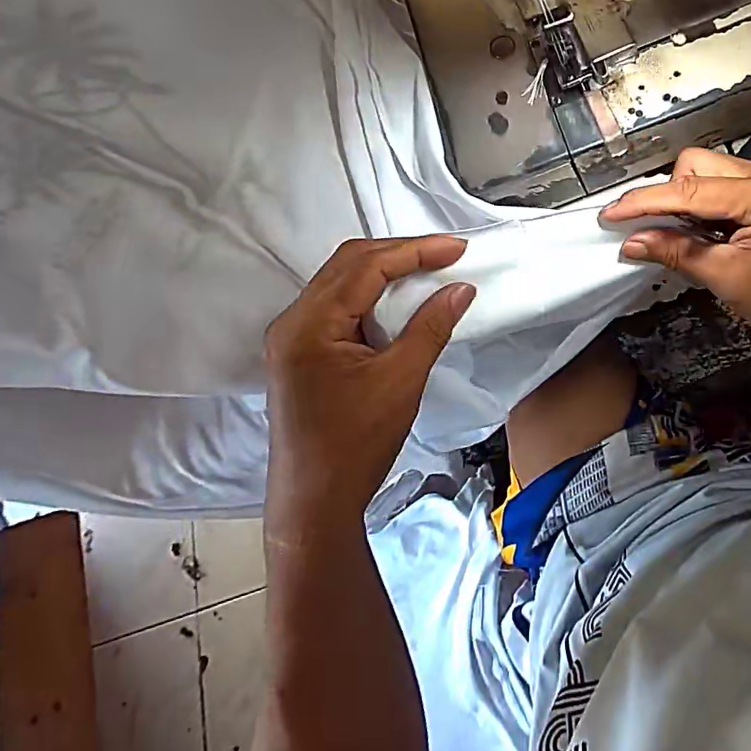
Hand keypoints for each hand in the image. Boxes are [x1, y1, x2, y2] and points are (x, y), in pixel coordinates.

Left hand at [263, 236, 476, 534]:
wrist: (314, 503)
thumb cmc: (356, 445)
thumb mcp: (401, 381)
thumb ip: (430, 327)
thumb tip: (460, 288)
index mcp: (309, 323)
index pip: (365, 265)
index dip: (414, 251)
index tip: (456, 248)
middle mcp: (292, 320)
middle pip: (347, 265)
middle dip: (398, 254)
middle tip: (445, 255)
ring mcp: (291, 336)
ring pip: (340, 283)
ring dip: (383, 273)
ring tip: (427, 272)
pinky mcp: (299, 352)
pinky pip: (335, 307)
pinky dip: (369, 298)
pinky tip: (397, 302)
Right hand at [598, 148, 750, 355]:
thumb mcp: (726, 278)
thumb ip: (676, 252)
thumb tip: (632, 241)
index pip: (690, 190)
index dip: (645, 202)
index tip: (611, 214)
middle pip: (694, 166)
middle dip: (667, 196)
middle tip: (651, 231)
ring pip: (701, 173)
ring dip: (679, 201)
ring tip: (676, 235)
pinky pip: (713, 187)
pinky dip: (694, 207)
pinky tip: (693, 232)